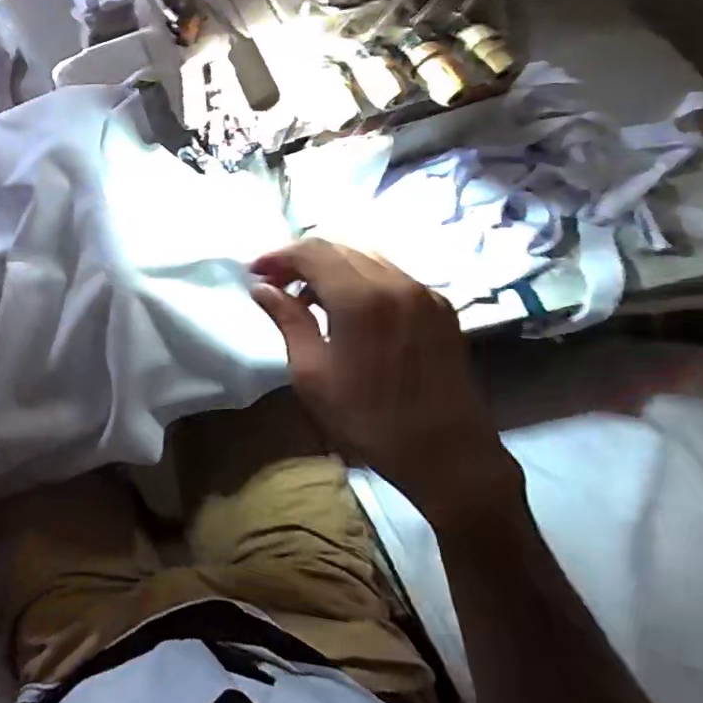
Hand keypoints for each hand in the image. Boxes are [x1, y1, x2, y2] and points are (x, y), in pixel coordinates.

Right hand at [249, 238, 521, 522]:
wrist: (448, 454)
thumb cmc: (368, 420)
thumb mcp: (312, 375)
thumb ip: (288, 322)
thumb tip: (263, 289)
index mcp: (361, 298)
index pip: (312, 252)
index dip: (278, 256)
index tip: (254, 273)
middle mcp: (396, 282)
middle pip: (339, 248)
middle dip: (301, 259)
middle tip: (275, 284)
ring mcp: (424, 292)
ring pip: (366, 258)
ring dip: (331, 268)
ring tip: (306, 298)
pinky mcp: (440, 307)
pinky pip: (391, 275)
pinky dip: (360, 280)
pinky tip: (346, 309)